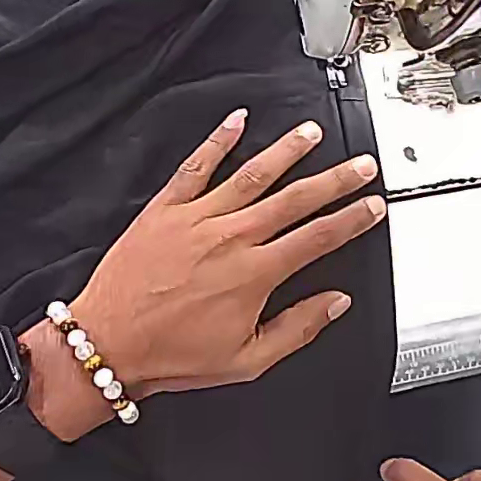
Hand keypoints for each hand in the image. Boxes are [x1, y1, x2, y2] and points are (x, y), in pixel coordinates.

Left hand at [62, 108, 385, 394]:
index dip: (352, 219)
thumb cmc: (171, 353)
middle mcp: (231, 238)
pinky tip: (237, 121)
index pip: (318, 237)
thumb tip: (334, 304)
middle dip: (335, 179)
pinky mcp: (166, 208)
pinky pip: (196, 166)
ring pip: (253, 174)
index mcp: (254, 274)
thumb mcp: (246, 359)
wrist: (109, 342)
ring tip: (312, 134)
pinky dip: (218, 140)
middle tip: (360, 164)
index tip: (371, 206)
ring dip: (287, 151)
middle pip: (296, 199)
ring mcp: (197, 218)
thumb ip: (297, 328)